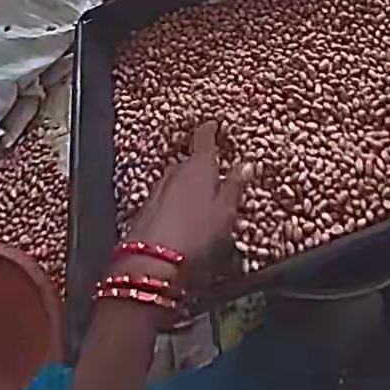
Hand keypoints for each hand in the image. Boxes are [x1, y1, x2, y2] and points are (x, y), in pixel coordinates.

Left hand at [122, 121, 249, 279]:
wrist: (149, 264)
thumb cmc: (197, 234)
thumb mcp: (225, 212)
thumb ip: (234, 186)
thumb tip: (245, 164)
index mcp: (199, 165)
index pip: (204, 138)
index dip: (210, 130)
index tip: (215, 125)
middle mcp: (176, 171)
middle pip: (190, 161)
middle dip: (202, 166)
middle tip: (216, 176)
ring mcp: (157, 190)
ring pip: (177, 180)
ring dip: (187, 185)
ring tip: (201, 201)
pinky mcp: (145, 211)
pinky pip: (166, 198)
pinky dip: (175, 202)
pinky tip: (182, 219)